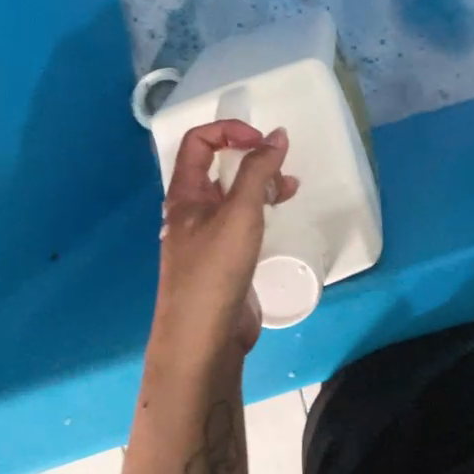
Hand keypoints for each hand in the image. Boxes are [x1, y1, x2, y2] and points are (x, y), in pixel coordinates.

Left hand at [154, 120, 299, 355]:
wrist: (202, 342)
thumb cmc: (215, 270)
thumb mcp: (240, 212)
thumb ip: (258, 170)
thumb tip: (277, 135)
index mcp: (185, 194)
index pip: (198, 142)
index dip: (229, 131)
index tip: (260, 141)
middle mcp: (192, 210)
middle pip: (217, 166)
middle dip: (250, 156)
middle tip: (278, 162)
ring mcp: (207, 235)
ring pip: (234, 193)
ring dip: (261, 181)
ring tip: (289, 185)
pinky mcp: (224, 257)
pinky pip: (243, 219)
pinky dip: (263, 208)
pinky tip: (281, 213)